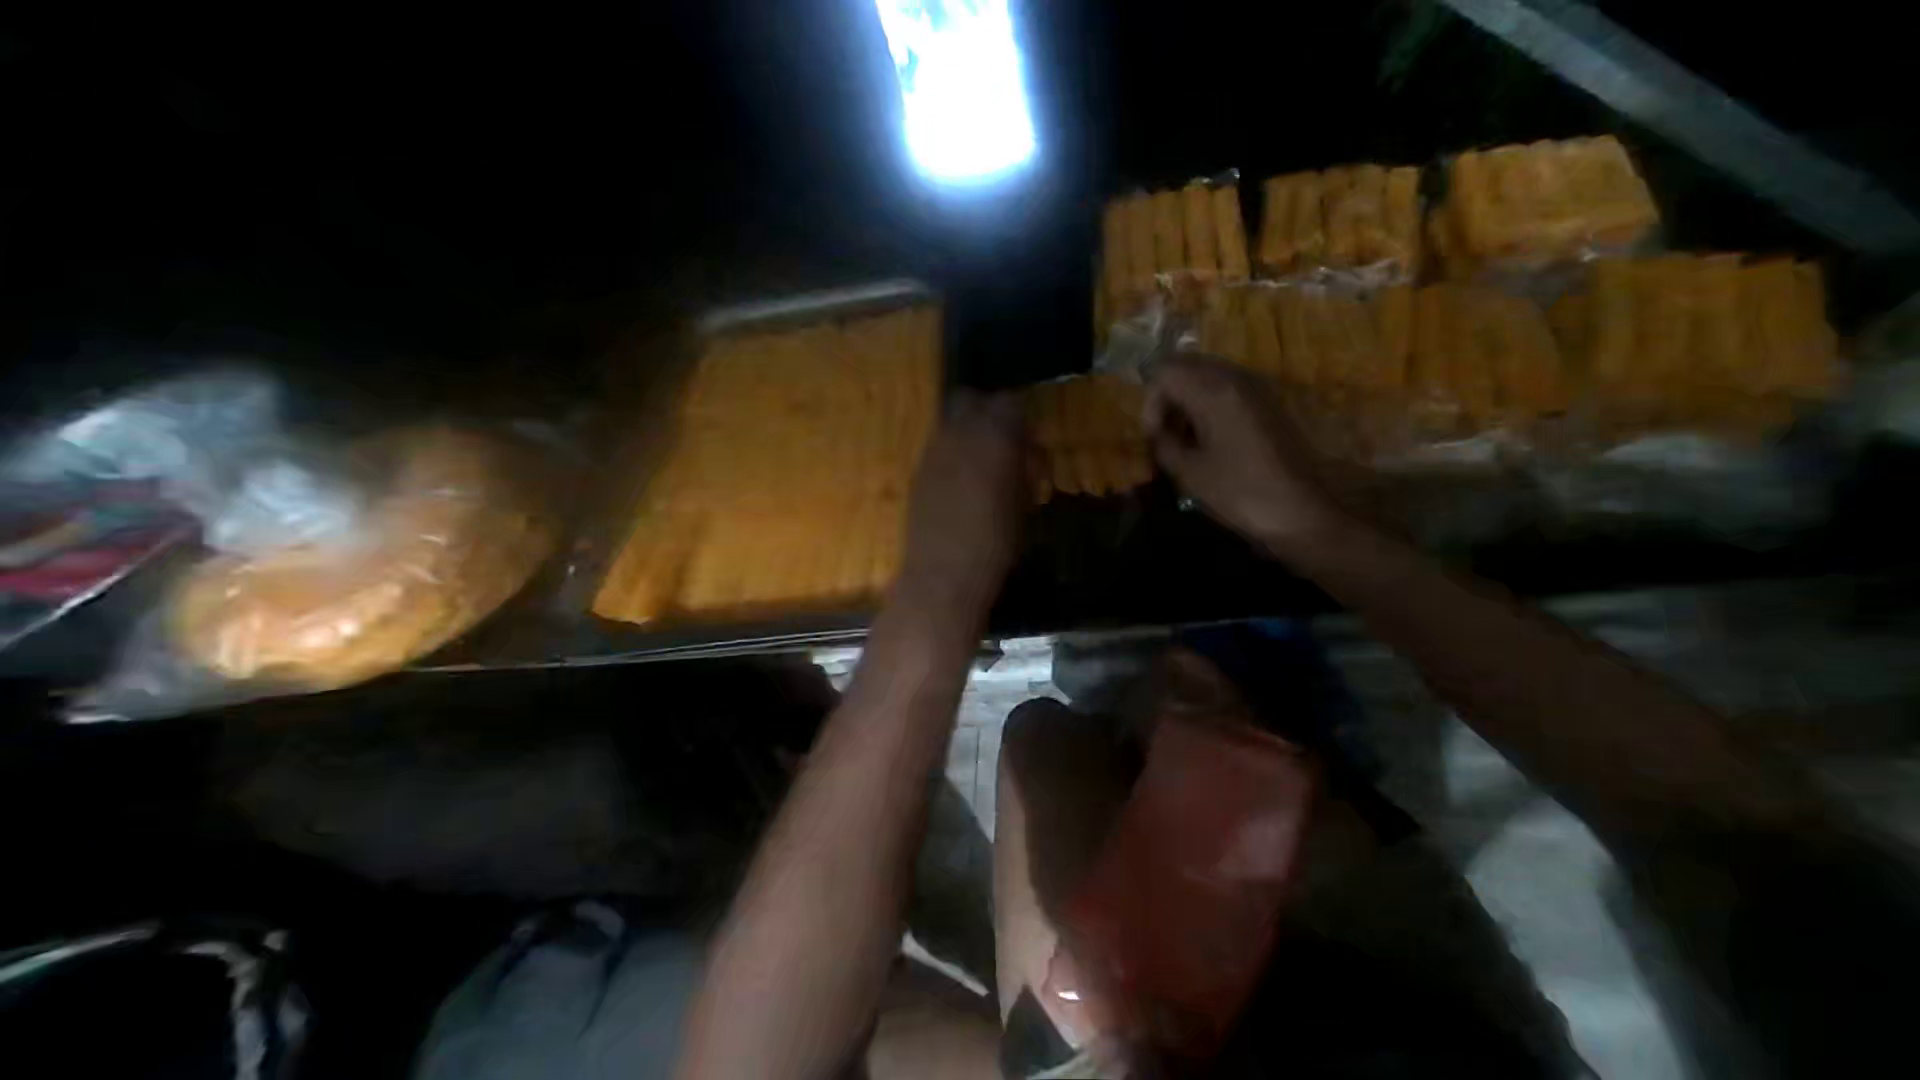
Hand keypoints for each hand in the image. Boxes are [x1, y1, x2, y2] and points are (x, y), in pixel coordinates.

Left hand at [895, 390, 1025, 619]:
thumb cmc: (997, 544)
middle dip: (988, 410)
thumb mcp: (1024, 505)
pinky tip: (961, 482)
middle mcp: (959, 434)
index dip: (1021, 415)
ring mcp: (933, 452)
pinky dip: (952, 453)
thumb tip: (1029, 454)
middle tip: (1004, 438)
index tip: (1029, 435)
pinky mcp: (917, 472)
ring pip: (949, 421)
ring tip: (982, 462)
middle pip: (970, 399)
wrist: (943, 575)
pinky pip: (938, 448)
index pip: (1010, 402)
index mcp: (994, 438)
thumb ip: (1025, 470)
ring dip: (967, 431)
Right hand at [1143, 355, 1345, 557]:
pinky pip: (1229, 387)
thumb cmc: (1239, 492)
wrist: (1300, 512)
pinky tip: (1210, 437)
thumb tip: (1157, 434)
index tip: (1153, 437)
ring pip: (1208, 374)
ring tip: (1185, 437)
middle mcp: (1237, 378)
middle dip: (1168, 395)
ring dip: (1189, 398)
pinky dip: (1210, 403)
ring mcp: (1258, 387)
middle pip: (1187, 365)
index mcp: (1214, 391)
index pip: (1165, 373)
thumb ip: (1163, 444)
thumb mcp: (1189, 473)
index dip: (1150, 403)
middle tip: (1164, 432)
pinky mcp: (1269, 401)